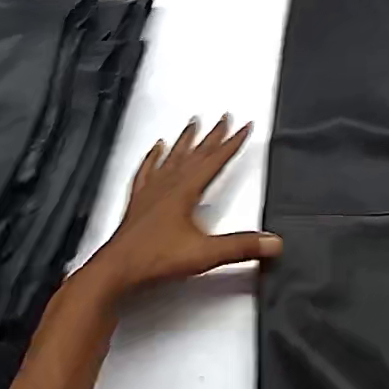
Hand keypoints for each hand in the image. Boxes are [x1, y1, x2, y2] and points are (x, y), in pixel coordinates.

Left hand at [87, 116, 280, 293]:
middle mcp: (169, 184)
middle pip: (197, 153)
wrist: (116, 270)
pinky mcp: (138, 201)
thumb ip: (240, 247)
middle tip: (224, 117)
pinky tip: (154, 149)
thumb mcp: (205, 254)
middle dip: (213, 134)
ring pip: (173, 156)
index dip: (233, 142)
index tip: (244, 127)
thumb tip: (272, 242)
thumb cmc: (155, 259)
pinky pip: (147, 171)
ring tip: (193, 124)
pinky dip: (153, 157)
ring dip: (186, 139)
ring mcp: (151, 190)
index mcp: (186, 190)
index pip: (216, 159)